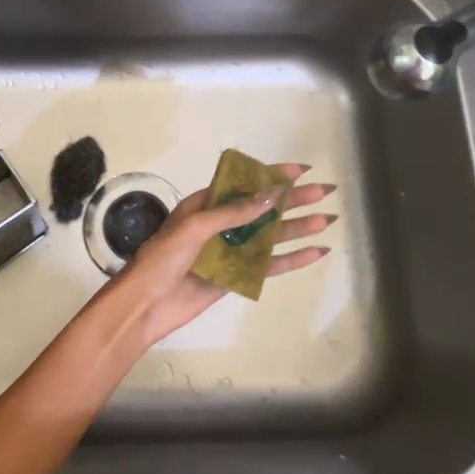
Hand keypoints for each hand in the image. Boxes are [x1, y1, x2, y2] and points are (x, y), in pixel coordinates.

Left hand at [95, 163, 334, 345]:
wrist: (146, 304)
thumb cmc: (163, 258)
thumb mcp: (195, 227)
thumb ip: (233, 212)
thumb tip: (272, 194)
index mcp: (206, 204)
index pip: (245, 183)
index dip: (273, 175)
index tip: (302, 169)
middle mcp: (222, 224)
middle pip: (264, 208)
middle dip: (294, 199)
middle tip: (326, 191)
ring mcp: (231, 251)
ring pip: (271, 235)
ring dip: (298, 227)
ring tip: (328, 219)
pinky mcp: (237, 277)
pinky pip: (269, 264)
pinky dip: (293, 258)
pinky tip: (316, 252)